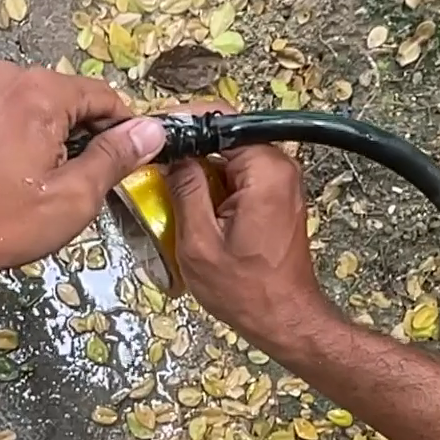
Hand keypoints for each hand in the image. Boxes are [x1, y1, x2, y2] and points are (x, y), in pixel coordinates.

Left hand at [0, 63, 167, 298]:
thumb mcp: (73, 198)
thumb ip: (115, 158)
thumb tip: (150, 131)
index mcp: (40, 91)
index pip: (105, 96)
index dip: (124, 131)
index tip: (128, 164)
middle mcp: (9, 79)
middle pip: (72, 100)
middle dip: (86, 138)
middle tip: (81, 187)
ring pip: (42, 111)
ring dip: (56, 143)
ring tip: (44, 189)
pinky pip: (14, 118)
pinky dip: (27, 144)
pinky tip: (18, 181)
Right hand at [166, 140, 339, 351]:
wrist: (284, 319)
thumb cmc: (246, 291)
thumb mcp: (199, 243)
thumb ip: (185, 191)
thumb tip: (172, 156)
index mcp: (265, 171)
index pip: (220, 120)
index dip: (182, 124)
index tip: (155, 137)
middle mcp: (279, 169)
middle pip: (224, 137)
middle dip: (188, 151)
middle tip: (155, 167)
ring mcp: (281, 183)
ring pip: (229, 159)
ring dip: (199, 173)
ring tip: (168, 191)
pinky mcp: (276, 199)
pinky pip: (238, 178)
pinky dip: (214, 189)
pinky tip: (193, 210)